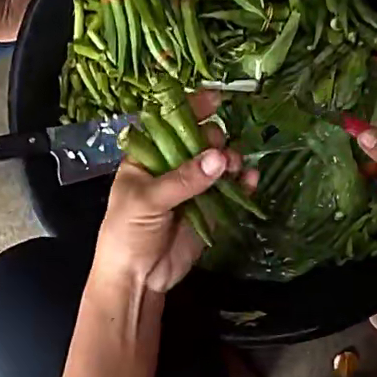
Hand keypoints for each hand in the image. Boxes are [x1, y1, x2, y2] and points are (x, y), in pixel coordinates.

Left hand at [93, 93, 248, 293]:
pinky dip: (242, 183)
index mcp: (148, 157)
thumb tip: (220, 158)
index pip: (169, 123)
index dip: (191, 108)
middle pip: (201, 141)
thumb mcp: (149, 201)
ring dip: (231, 161)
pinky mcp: (211, 209)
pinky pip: (231, 190)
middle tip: (221, 152)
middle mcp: (172, 167)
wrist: (138, 277)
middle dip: (215, 140)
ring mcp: (194, 188)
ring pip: (219, 164)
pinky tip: (249, 180)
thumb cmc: (127, 232)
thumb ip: (184, 179)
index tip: (216, 99)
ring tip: (235, 167)